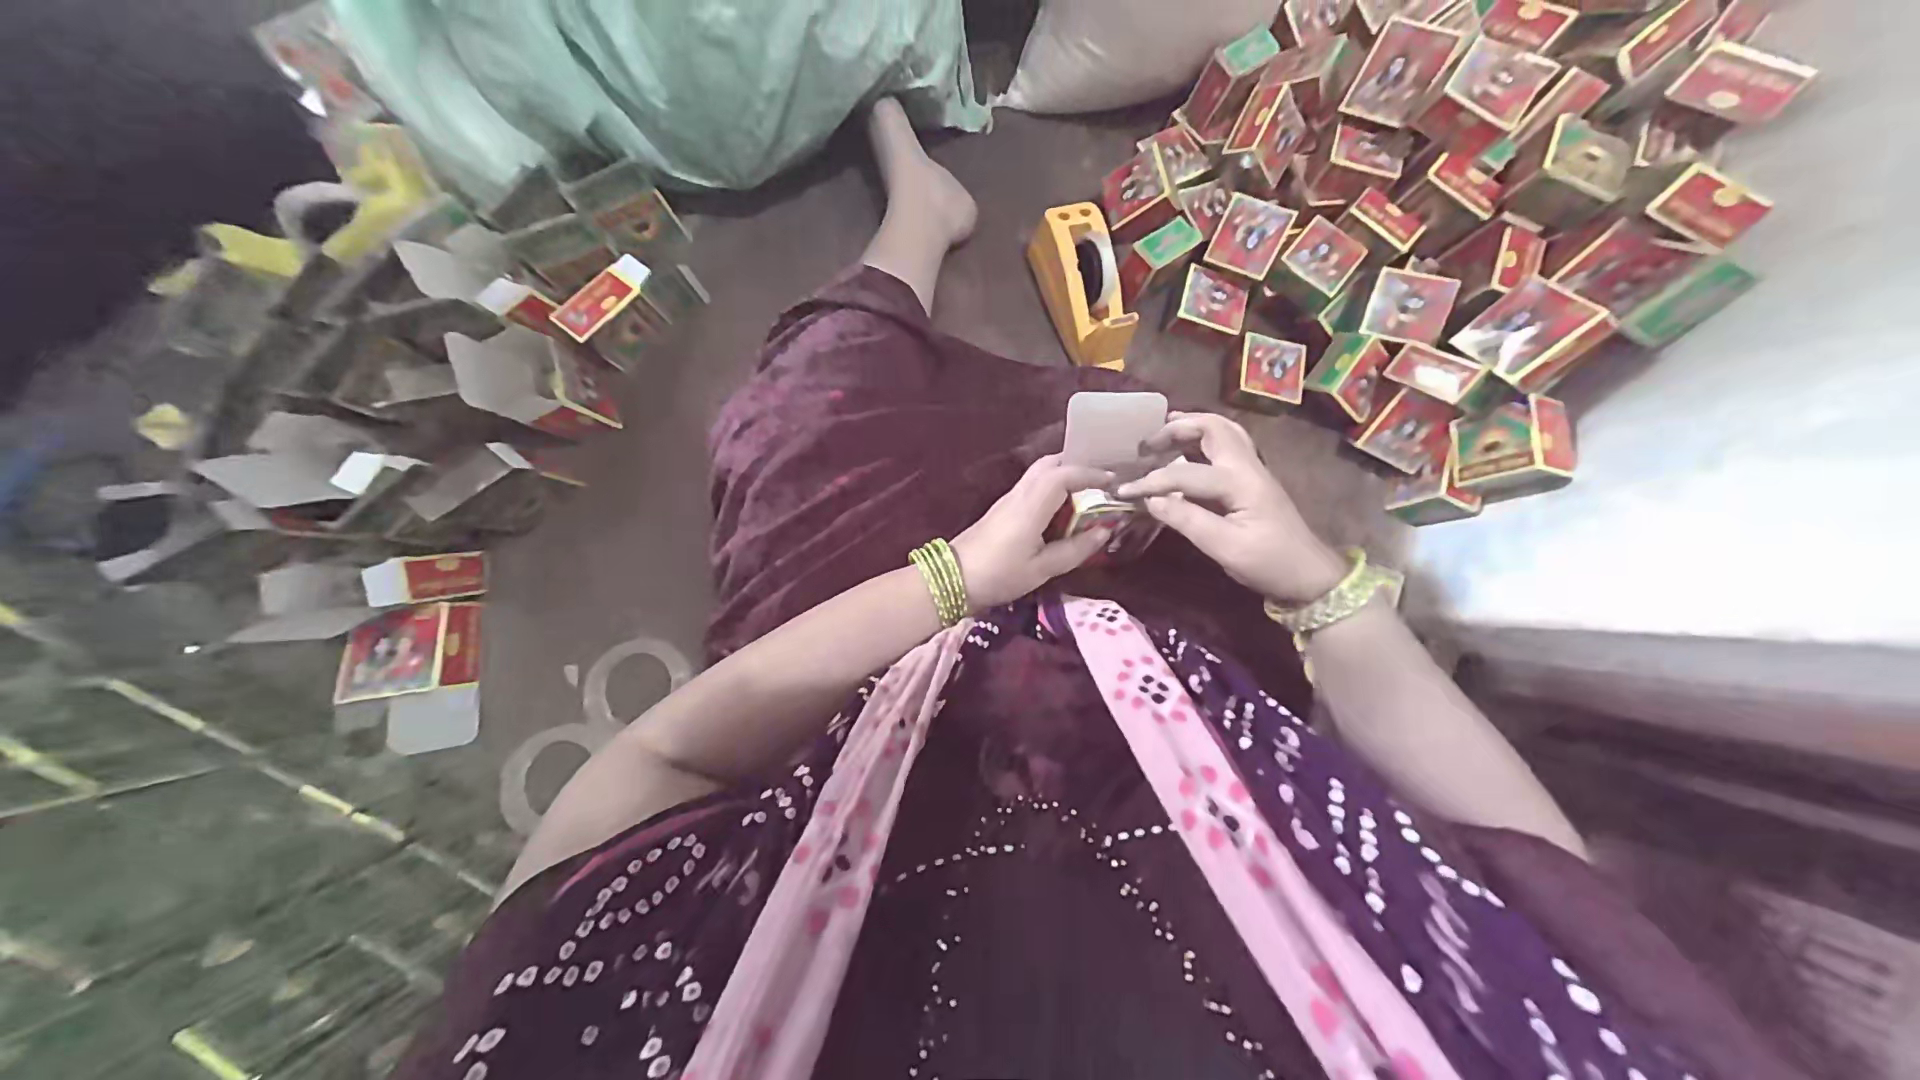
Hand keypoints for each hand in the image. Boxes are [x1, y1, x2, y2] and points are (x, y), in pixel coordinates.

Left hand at [952, 454, 1115, 609]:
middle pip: (1049, 464)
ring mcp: (1007, 500)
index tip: (1113, 480)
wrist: (952, 579)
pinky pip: (1031, 487)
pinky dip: (1052, 488)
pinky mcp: (1002, 509)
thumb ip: (1075, 549)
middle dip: (1077, 465)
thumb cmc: (999, 575)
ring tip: (1088, 493)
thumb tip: (1104, 531)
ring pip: (1039, 474)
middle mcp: (1019, 495)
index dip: (1090, 473)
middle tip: (1101, 479)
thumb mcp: (1042, 569)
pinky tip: (1063, 508)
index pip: (1063, 474)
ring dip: (1064, 476)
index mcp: (1030, 506)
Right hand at [1114, 412, 1345, 604]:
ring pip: (1223, 433)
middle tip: (1146, 443)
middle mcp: (1247, 467)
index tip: (1123, 491)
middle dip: (1176, 429)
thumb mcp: (1225, 548)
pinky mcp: (1251, 481)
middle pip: (1213, 428)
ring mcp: (1252, 471)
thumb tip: (1151, 500)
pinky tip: (1184, 452)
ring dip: (1192, 428)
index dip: (1151, 481)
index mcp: (1240, 482)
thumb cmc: (1269, 563)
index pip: (1185, 472)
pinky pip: (1225, 448)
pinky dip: (1201, 441)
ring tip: (1162, 434)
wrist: (1310, 576)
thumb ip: (1187, 520)